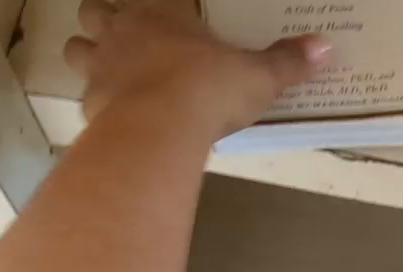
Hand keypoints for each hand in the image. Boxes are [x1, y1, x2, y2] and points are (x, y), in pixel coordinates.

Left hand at [64, 0, 330, 138]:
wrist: (162, 127)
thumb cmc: (208, 89)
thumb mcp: (258, 77)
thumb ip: (287, 63)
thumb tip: (325, 47)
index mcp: (158, 12)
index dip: (155, 6)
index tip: (168, 17)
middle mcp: (120, 30)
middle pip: (95, 10)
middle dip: (106, 21)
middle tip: (128, 39)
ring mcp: (100, 66)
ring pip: (77, 47)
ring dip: (90, 56)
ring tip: (115, 73)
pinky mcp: (92, 104)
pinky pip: (86, 97)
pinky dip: (98, 104)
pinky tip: (119, 118)